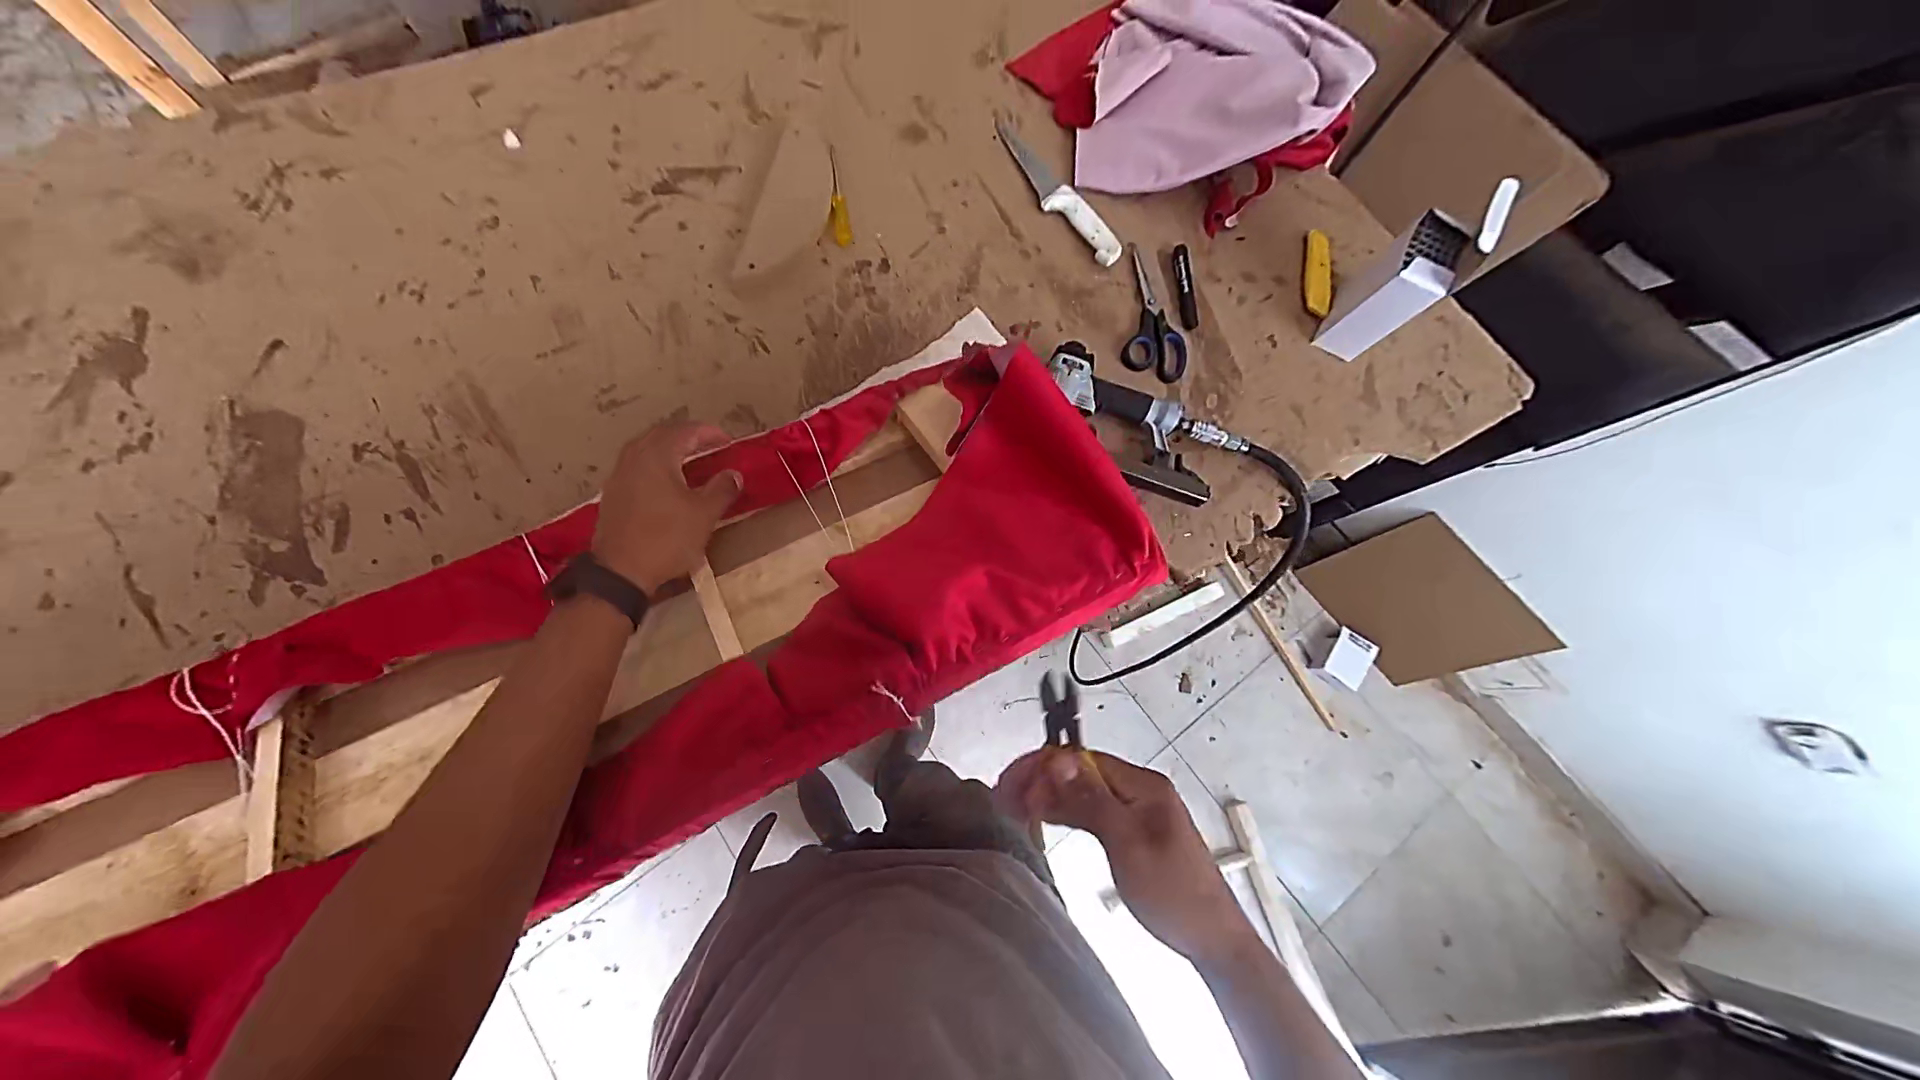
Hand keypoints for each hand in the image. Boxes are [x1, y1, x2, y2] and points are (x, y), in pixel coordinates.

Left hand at [592, 422, 742, 594]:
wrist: (621, 572)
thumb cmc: (666, 538)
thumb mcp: (704, 514)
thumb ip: (721, 489)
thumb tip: (733, 474)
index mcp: (656, 456)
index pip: (685, 431)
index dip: (710, 433)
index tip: (728, 442)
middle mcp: (633, 458)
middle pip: (662, 435)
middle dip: (688, 438)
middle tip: (711, 447)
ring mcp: (619, 476)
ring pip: (647, 451)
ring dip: (671, 452)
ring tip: (692, 463)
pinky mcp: (613, 495)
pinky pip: (638, 468)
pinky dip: (657, 468)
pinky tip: (669, 484)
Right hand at [998, 749, 1257, 964]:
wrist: (1213, 939)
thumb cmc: (1172, 893)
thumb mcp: (1126, 844)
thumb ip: (1090, 799)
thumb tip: (1056, 759)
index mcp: (1142, 783)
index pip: (1080, 758)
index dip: (1041, 767)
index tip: (1010, 785)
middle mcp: (1138, 788)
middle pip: (1080, 771)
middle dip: (1039, 778)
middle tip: (1003, 796)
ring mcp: (1136, 809)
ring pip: (1082, 790)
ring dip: (1048, 794)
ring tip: (1012, 806)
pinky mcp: (1132, 831)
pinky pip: (1091, 810)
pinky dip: (1065, 811)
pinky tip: (1041, 816)